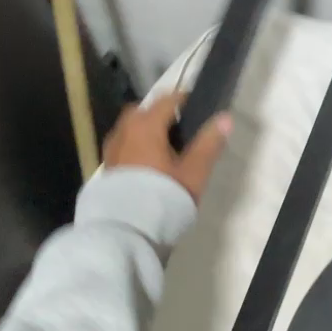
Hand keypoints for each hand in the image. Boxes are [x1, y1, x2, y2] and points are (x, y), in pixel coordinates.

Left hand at [101, 91, 230, 201]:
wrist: (127, 230)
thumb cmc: (164, 196)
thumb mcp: (194, 171)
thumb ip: (209, 143)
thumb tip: (225, 118)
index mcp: (146, 125)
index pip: (167, 100)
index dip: (185, 99)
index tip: (199, 107)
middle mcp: (124, 131)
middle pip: (143, 111)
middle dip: (160, 114)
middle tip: (180, 130)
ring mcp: (112, 149)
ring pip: (130, 128)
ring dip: (146, 131)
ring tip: (164, 150)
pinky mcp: (107, 168)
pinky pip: (124, 146)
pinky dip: (136, 147)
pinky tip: (148, 166)